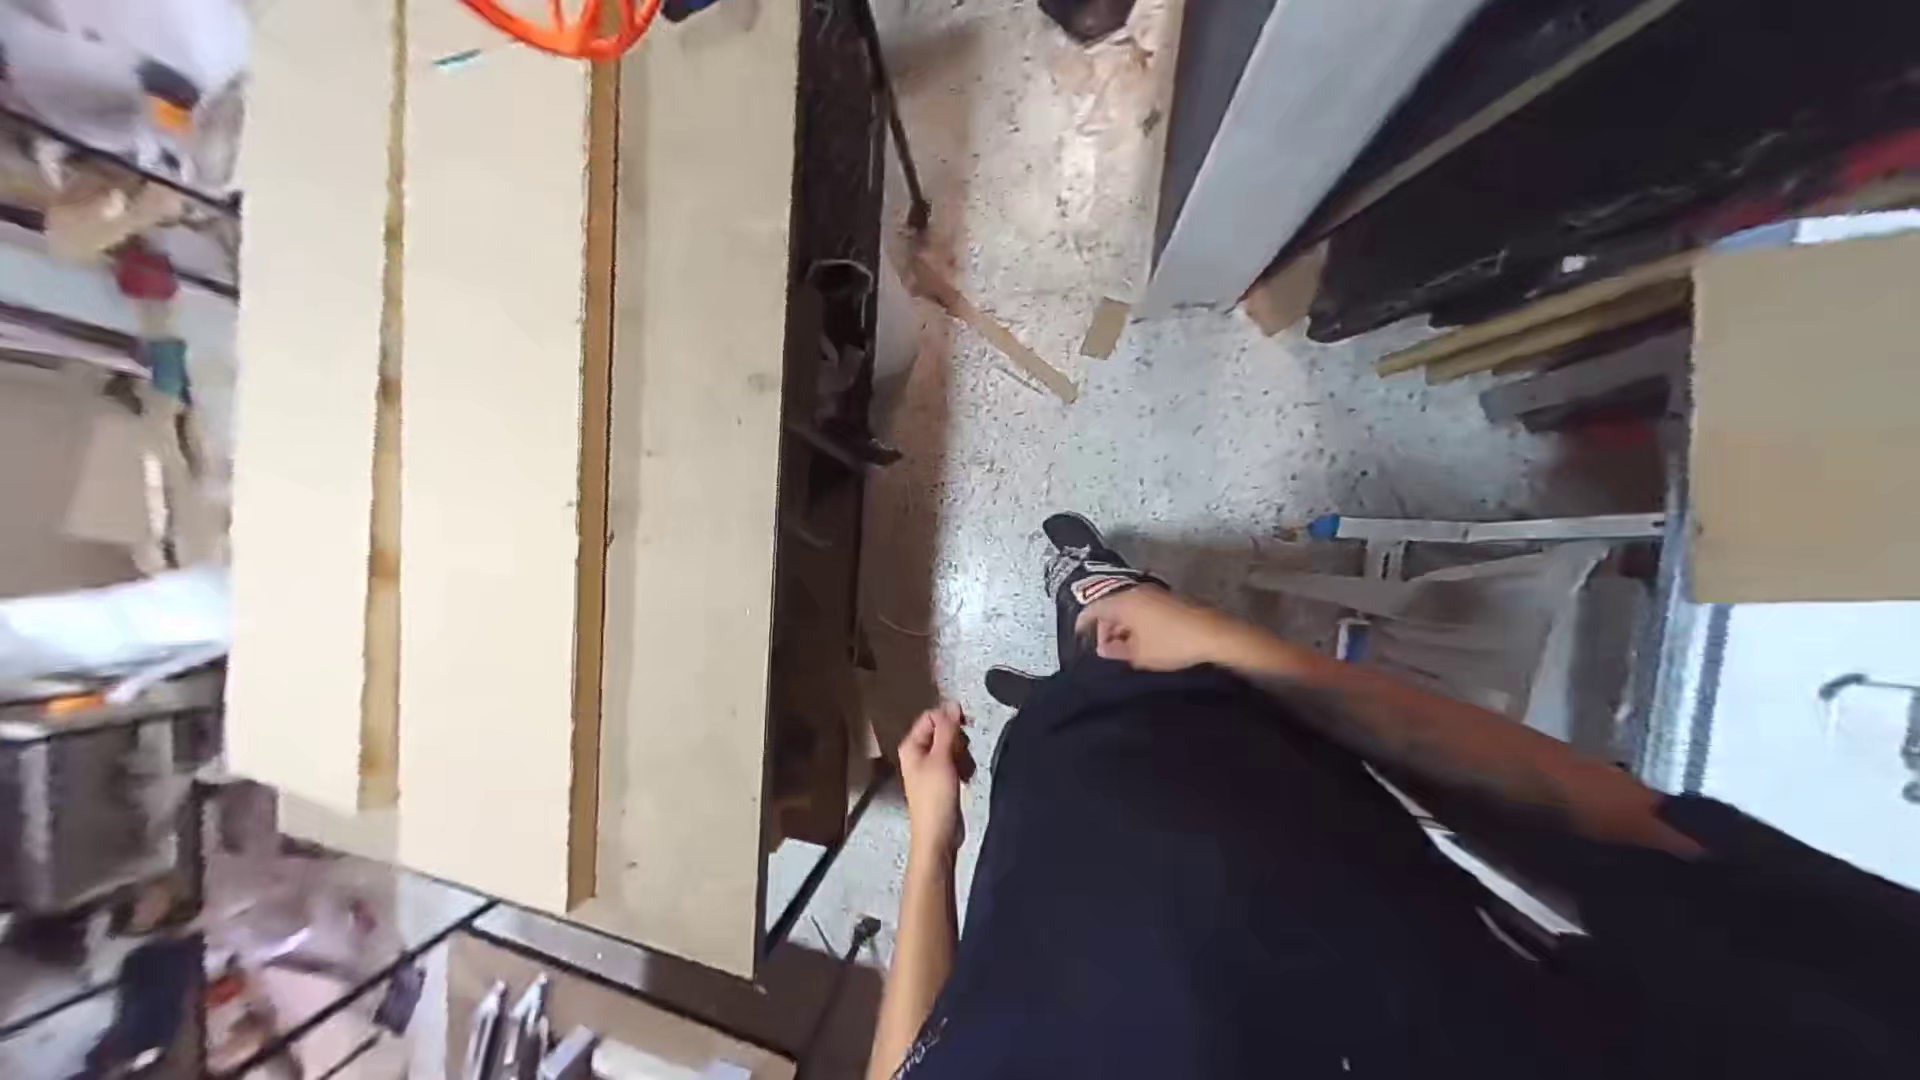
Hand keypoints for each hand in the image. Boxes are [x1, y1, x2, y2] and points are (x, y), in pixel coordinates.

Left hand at [897, 702, 973, 857]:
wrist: (939, 835)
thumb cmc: (935, 800)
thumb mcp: (942, 758)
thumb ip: (948, 729)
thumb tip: (953, 704)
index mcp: (912, 745)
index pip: (932, 716)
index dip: (949, 719)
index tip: (965, 727)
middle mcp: (919, 753)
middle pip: (944, 730)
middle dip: (958, 740)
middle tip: (961, 754)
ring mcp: (931, 766)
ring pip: (953, 746)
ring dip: (963, 755)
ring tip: (964, 770)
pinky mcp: (942, 778)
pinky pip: (957, 761)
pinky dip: (964, 766)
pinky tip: (965, 777)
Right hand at [1074, 585, 1266, 671]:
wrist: (1218, 637)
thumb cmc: (1172, 646)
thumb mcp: (1138, 656)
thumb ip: (1115, 651)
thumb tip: (1104, 648)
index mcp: (1123, 601)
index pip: (1092, 608)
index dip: (1082, 625)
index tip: (1080, 641)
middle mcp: (1137, 592)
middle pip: (1111, 607)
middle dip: (1105, 629)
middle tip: (1106, 652)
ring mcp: (1157, 594)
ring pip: (1129, 609)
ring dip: (1123, 628)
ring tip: (1126, 652)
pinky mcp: (1173, 602)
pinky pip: (1145, 611)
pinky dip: (1139, 625)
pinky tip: (1146, 645)